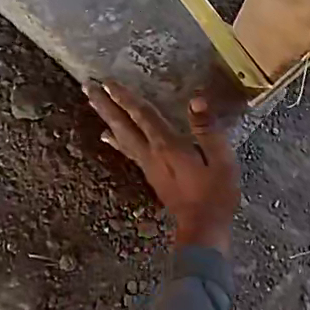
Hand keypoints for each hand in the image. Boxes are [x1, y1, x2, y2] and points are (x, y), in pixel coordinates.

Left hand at [85, 81, 239, 253]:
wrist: (203, 228)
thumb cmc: (216, 193)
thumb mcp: (221, 160)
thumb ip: (207, 129)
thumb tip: (196, 100)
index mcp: (168, 146)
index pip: (143, 116)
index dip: (126, 98)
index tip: (108, 81)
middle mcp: (152, 154)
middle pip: (124, 125)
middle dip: (106, 105)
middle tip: (88, 87)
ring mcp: (149, 166)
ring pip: (122, 138)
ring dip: (107, 118)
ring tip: (92, 104)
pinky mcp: (151, 176)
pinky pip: (128, 151)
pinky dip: (116, 140)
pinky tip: (108, 137)